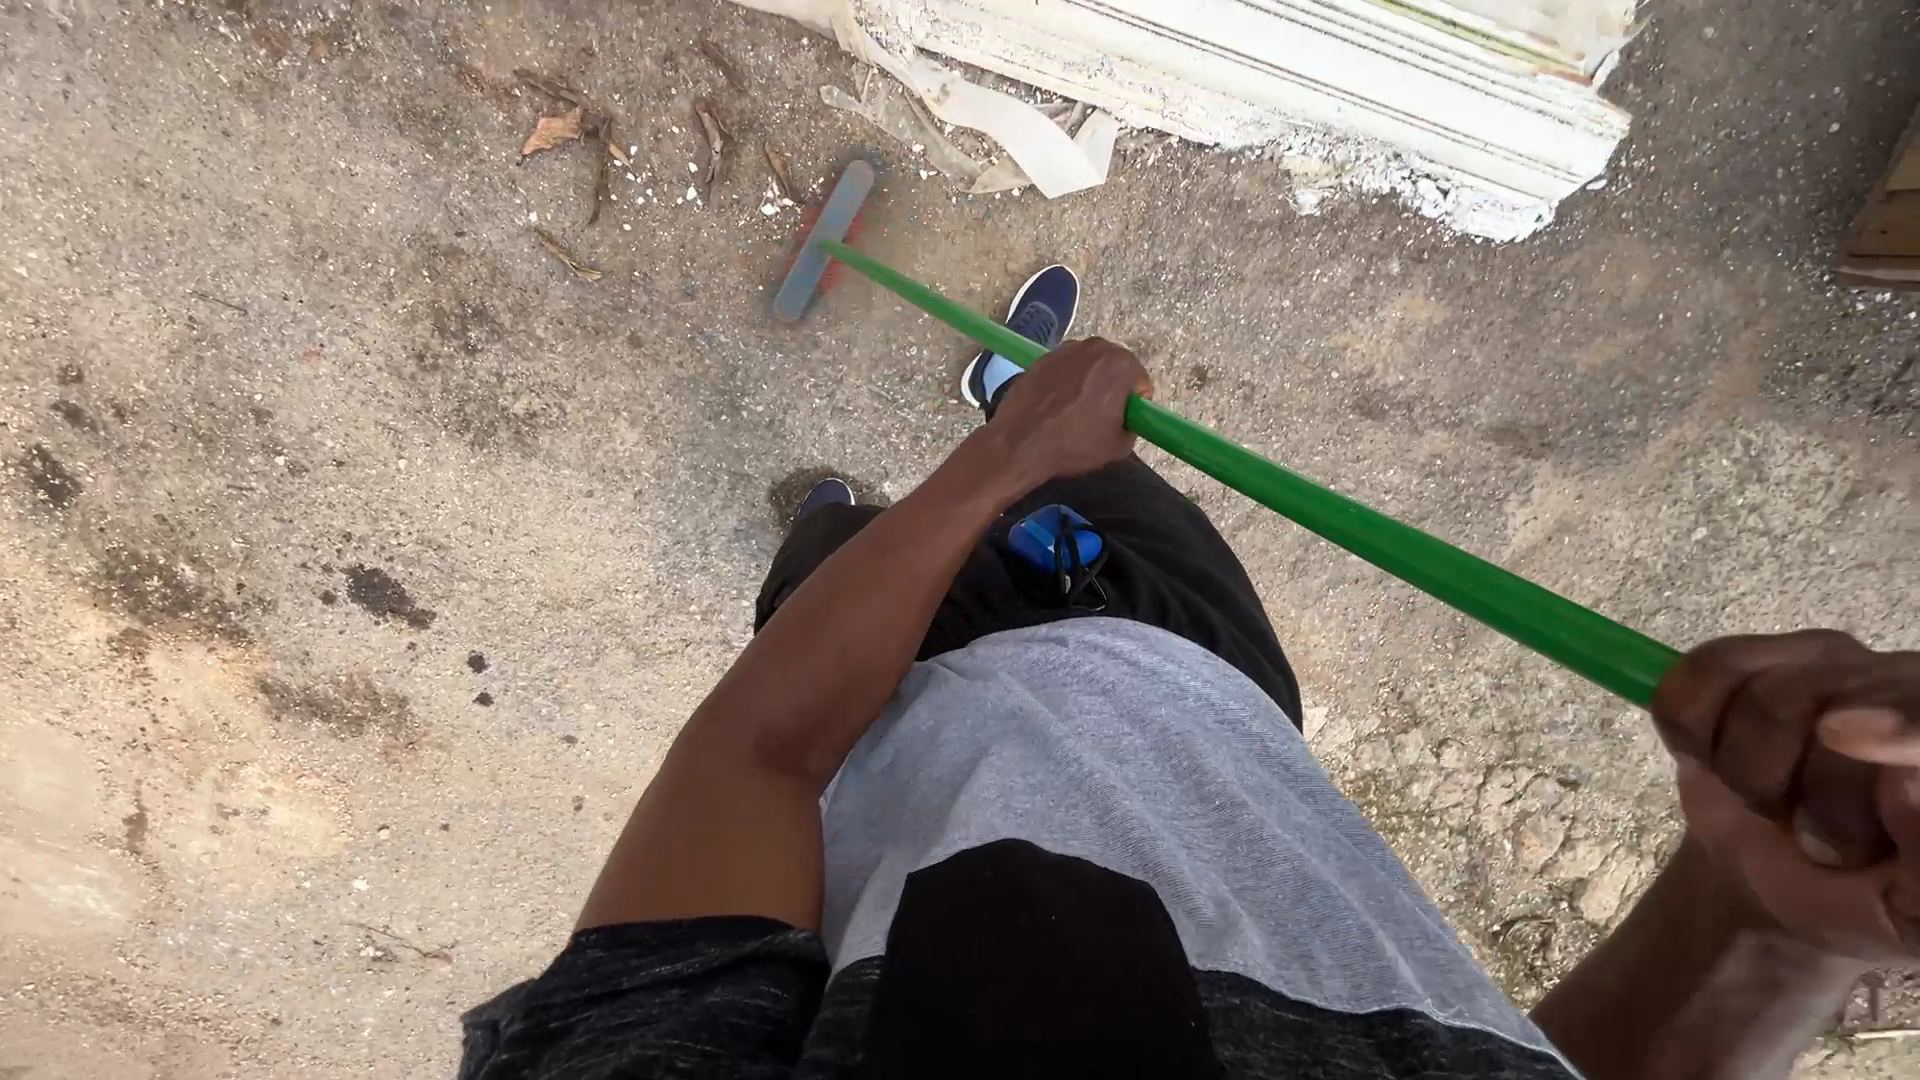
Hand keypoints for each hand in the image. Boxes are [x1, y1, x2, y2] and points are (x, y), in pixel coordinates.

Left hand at [987, 338, 1151, 487]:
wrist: (1019, 443)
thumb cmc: (1072, 444)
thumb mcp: (1118, 446)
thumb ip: (1133, 428)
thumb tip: (1126, 422)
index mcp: (1121, 363)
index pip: (1139, 384)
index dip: (1133, 406)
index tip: (1120, 421)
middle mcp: (1095, 346)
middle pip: (1114, 370)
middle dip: (1111, 390)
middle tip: (1098, 418)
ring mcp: (1065, 349)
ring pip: (1088, 368)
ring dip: (1087, 385)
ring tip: (1073, 414)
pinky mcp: (1041, 358)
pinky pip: (1063, 371)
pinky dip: (1063, 384)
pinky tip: (1054, 407)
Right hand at [1651, 630, 1919, 962]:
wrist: (1771, 869)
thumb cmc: (1861, 895)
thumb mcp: (1911, 908)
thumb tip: (1906, 781)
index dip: (1899, 725)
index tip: (1843, 738)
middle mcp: (1907, 685)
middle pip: (1837, 708)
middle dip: (1805, 786)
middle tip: (1816, 840)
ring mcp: (1824, 661)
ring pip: (1760, 696)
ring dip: (1742, 768)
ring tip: (1766, 801)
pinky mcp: (1743, 658)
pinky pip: (1696, 675)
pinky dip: (1686, 727)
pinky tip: (1710, 755)